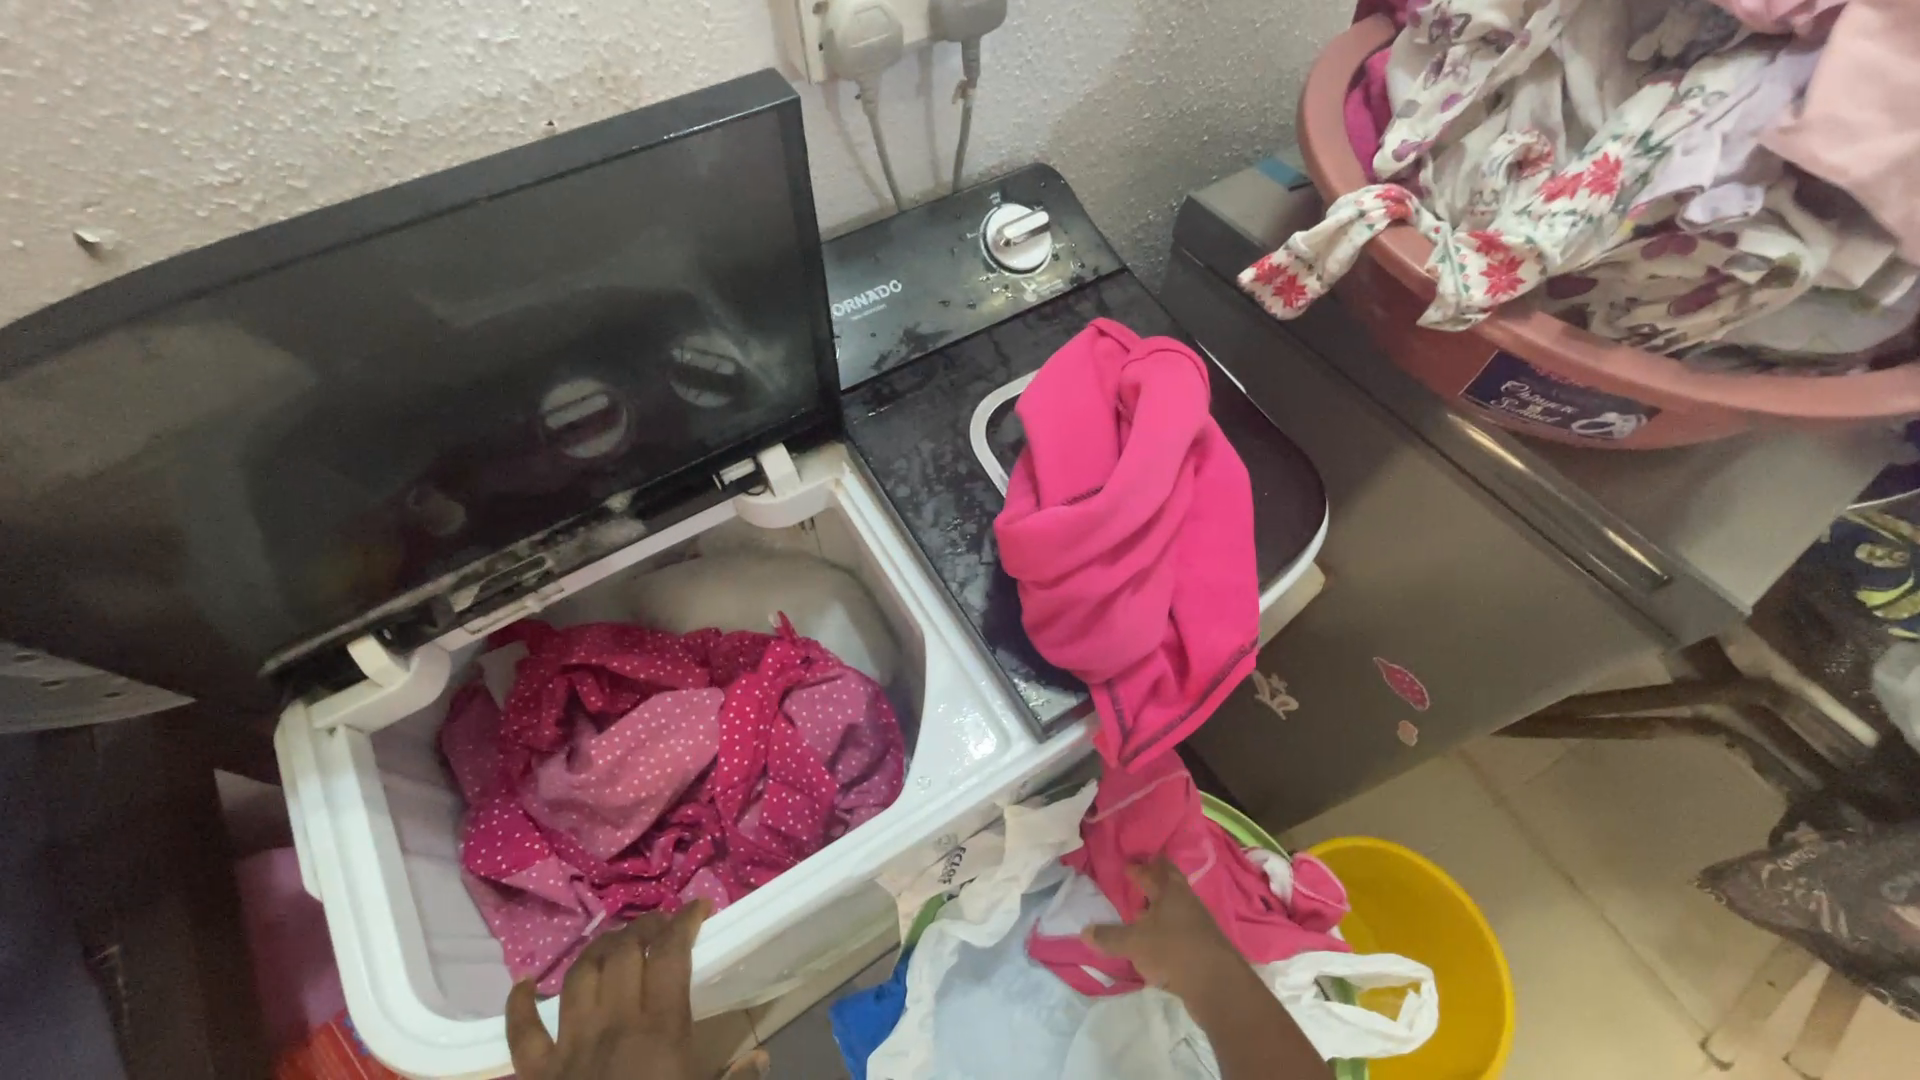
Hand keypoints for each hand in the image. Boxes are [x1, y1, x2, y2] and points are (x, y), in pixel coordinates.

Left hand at [506, 901, 717, 1079]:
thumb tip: (761, 1059)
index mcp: (660, 1032)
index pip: (670, 954)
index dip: (684, 922)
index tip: (700, 909)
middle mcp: (614, 1026)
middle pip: (623, 953)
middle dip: (644, 928)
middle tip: (662, 927)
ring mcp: (571, 1049)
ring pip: (579, 976)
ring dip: (599, 949)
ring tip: (617, 943)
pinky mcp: (538, 1077)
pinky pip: (521, 1034)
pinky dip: (518, 1006)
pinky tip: (523, 985)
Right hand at [1084, 858, 1329, 1079]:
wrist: (1217, 984)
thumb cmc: (1172, 950)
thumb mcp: (1134, 944)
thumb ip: (1110, 937)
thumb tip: (1084, 931)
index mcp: (1169, 890)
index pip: (1154, 870)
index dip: (1139, 867)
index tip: (1127, 865)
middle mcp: (1186, 900)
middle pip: (1170, 883)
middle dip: (1155, 880)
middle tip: (1139, 880)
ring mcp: (1199, 922)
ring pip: (1177, 906)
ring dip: (1162, 907)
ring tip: (1143, 913)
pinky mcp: (1205, 945)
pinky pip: (1182, 929)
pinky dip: (1169, 929)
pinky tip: (1158, 941)